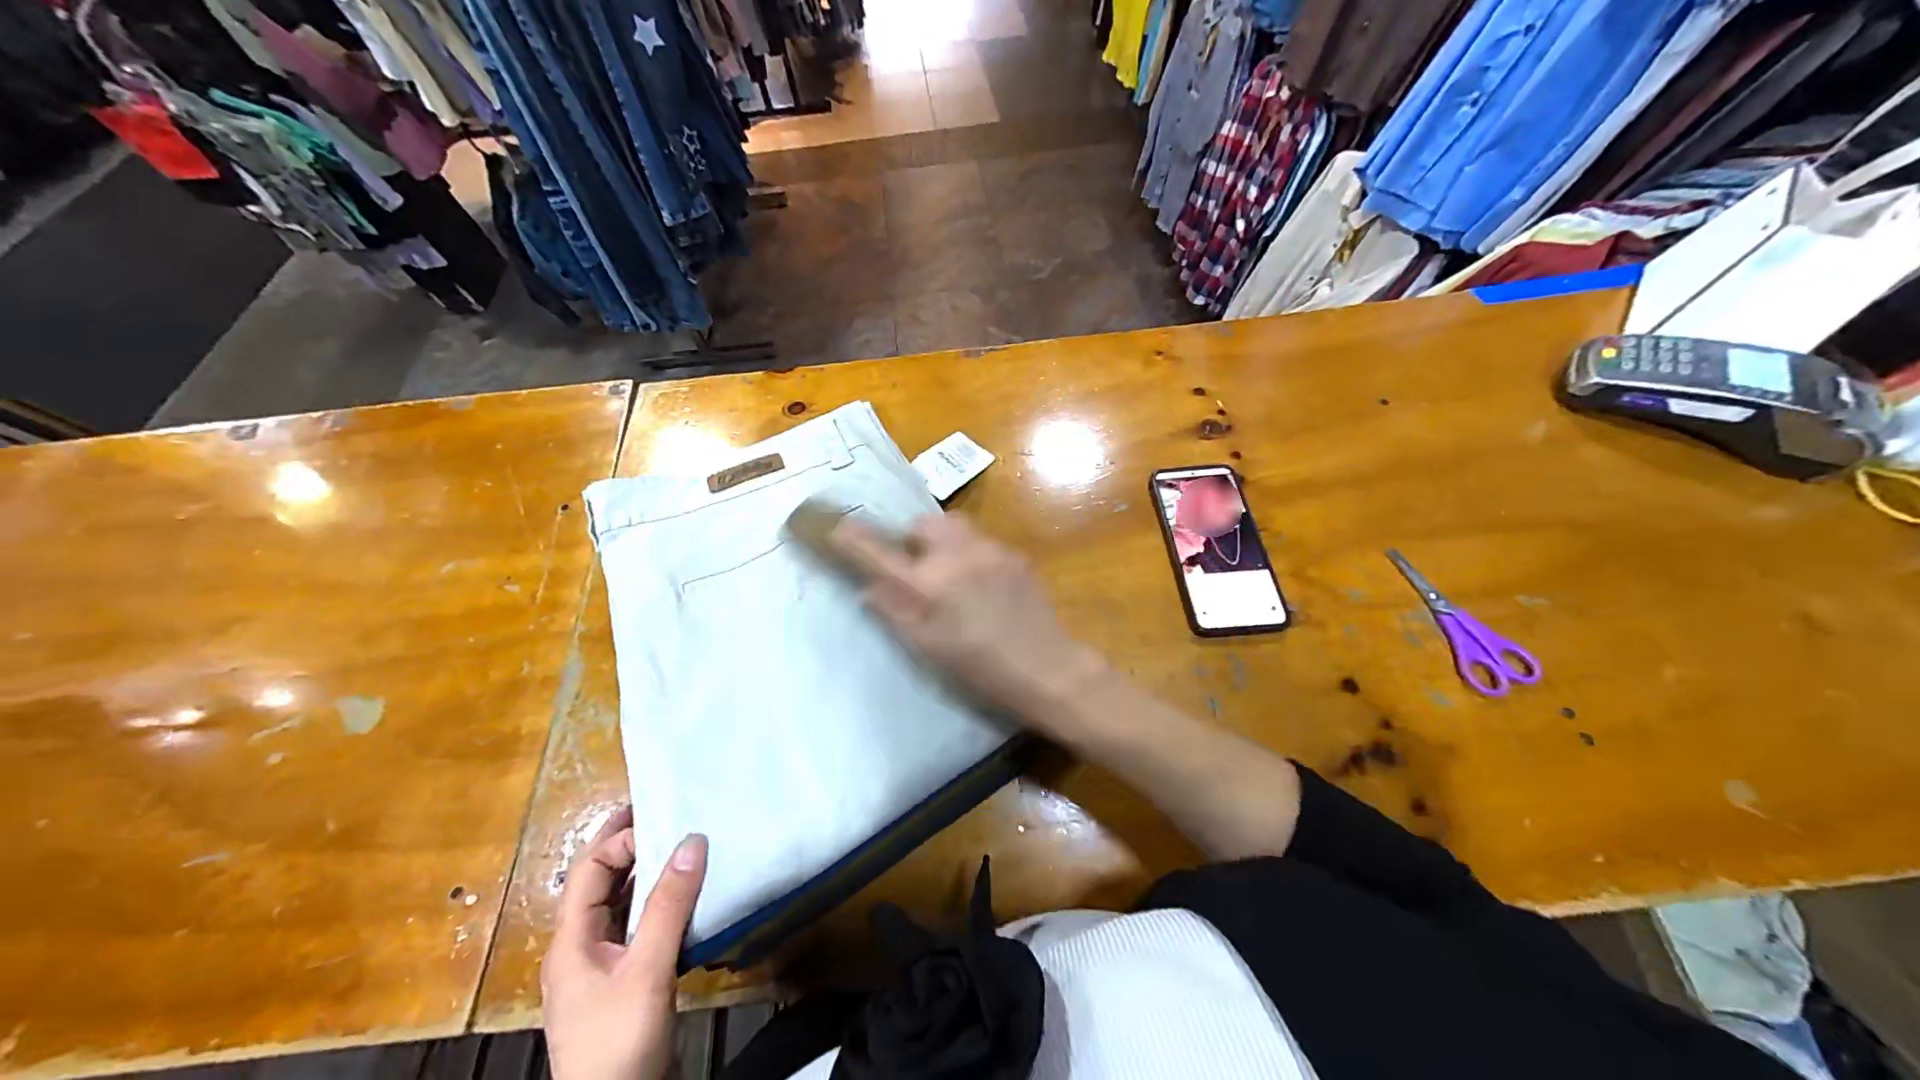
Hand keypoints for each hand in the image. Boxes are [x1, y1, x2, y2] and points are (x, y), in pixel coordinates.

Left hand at [542, 807, 706, 1079]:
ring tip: (680, 846)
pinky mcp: (624, 987)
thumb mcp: (648, 969)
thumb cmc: (619, 1040)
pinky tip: (685, 900)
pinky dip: (658, 906)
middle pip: (600, 885)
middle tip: (661, 810)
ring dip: (645, 875)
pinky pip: (638, 930)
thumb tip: (692, 839)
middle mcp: (580, 949)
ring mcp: (601, 970)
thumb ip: (669, 905)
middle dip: (626, 846)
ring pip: (620, 907)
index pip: (590, 871)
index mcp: (571, 941)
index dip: (622, 840)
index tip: (664, 819)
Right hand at [829, 514, 1109, 735]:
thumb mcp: (928, 649)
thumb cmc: (980, 669)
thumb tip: (868, 589)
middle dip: (913, 540)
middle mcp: (956, 556)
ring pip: (955, 526)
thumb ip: (895, 613)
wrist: (1047, 668)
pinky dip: (972, 554)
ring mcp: (990, 550)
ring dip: (943, 542)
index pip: (878, 552)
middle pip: (923, 524)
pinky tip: (983, 586)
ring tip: (950, 575)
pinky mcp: (1015, 554)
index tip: (833, 524)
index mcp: (928, 584)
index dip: (852, 537)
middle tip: (917, 569)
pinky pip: (982, 542)